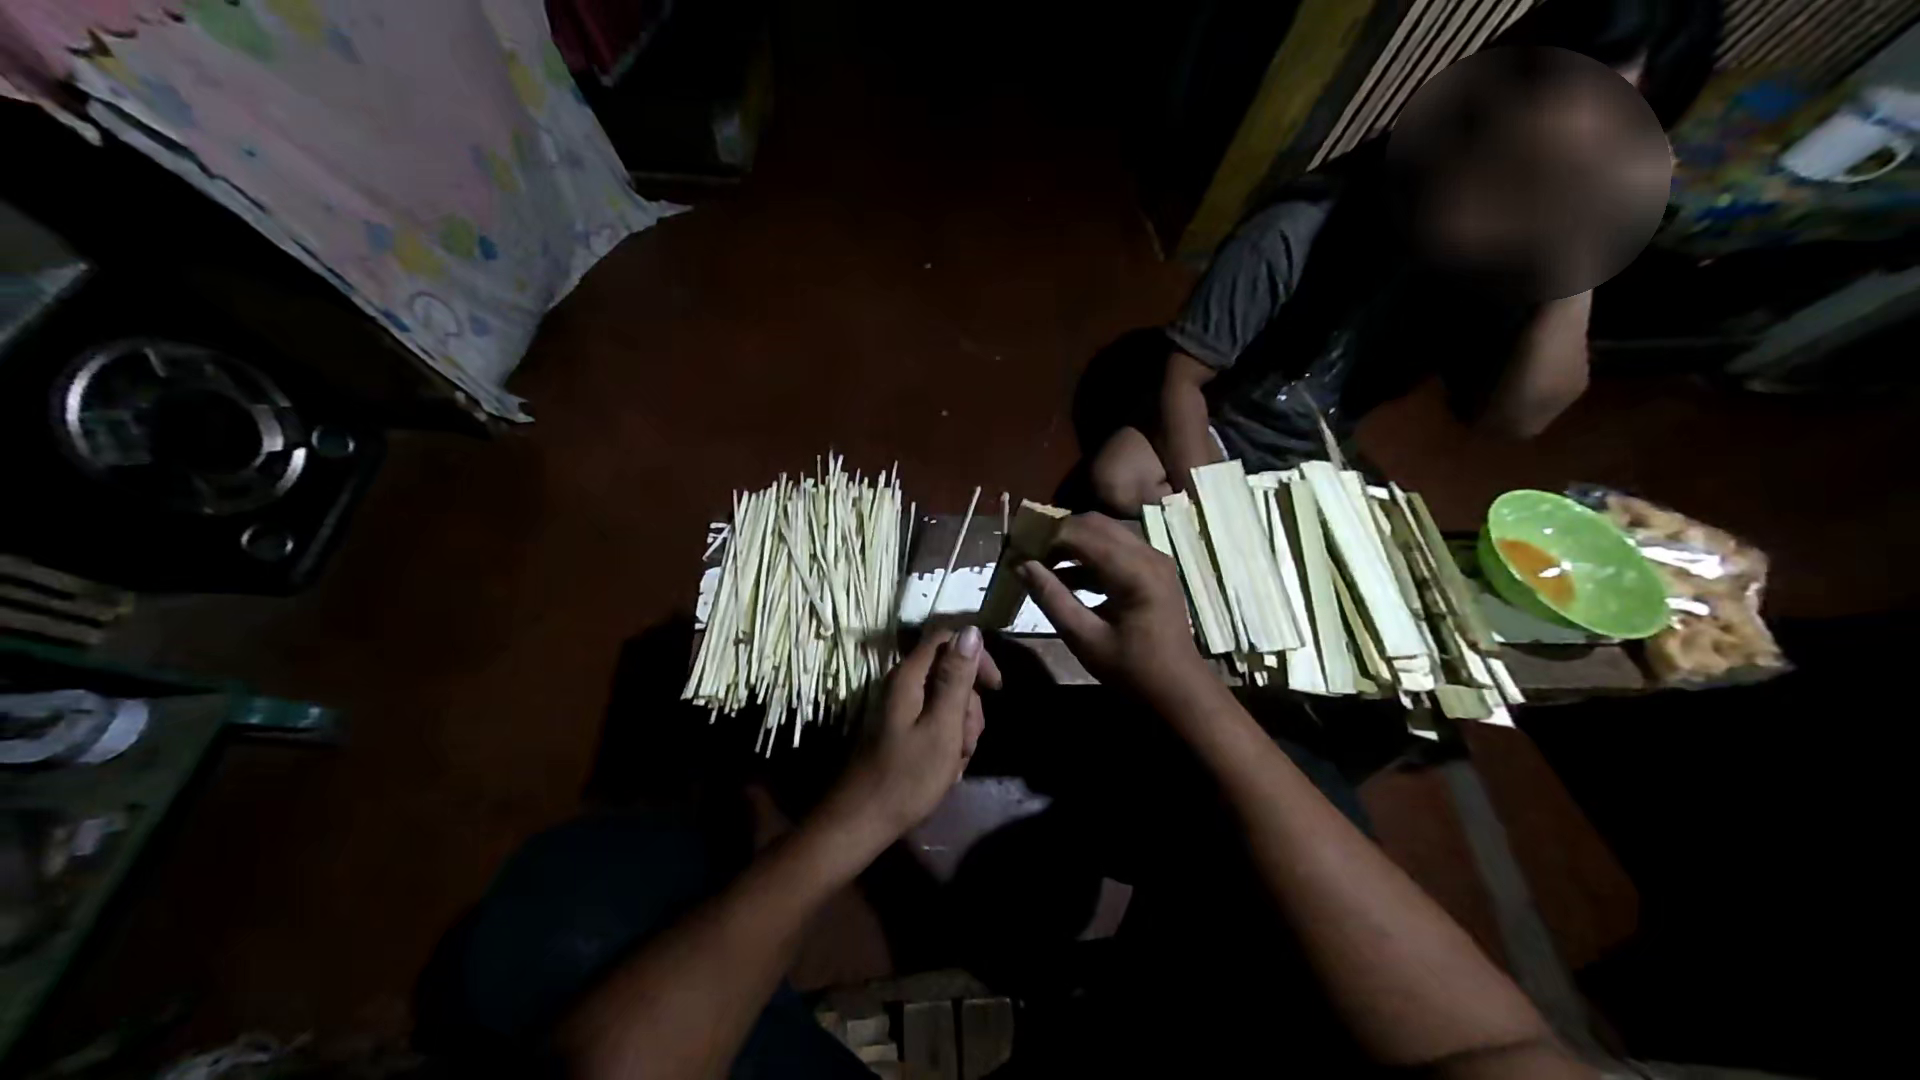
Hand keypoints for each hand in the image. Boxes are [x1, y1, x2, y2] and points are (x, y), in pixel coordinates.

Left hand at [820, 626, 999, 842]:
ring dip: (961, 729)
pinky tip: (947, 769)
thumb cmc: (907, 776)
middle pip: (950, 673)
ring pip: (946, 701)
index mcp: (909, 677)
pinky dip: (947, 742)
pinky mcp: (901, 730)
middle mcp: (903, 685)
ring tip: (956, 762)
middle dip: (969, 705)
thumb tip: (971, 631)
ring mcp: (900, 708)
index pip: (947, 639)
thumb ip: (956, 678)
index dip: (976, 656)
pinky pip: (935, 723)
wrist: (863, 821)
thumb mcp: (942, 727)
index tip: (995, 688)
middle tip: (967, 742)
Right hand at [1018, 513, 1212, 705]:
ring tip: (1043, 566)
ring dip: (1073, 542)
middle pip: (1094, 523)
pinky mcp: (1154, 568)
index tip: (1019, 550)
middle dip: (1058, 534)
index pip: (1080, 533)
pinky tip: (1066, 579)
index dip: (1046, 537)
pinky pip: (1116, 547)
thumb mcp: (1084, 638)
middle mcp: (1148, 555)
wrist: (1178, 689)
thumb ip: (1051, 598)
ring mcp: (1154, 559)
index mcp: (1134, 571)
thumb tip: (1021, 566)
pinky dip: (1089, 555)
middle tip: (1029, 554)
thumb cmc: (1131, 669)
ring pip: (1105, 531)